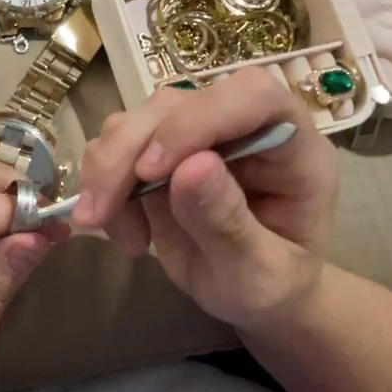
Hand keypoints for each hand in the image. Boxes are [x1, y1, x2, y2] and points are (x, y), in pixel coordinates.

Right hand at [72, 67, 338, 329]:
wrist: (250, 295)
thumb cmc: (272, 286)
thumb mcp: (259, 274)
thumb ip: (228, 223)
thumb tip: (191, 166)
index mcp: (292, 146)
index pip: (251, 97)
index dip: (197, 120)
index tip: (152, 171)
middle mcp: (241, 127)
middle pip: (174, 105)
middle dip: (126, 154)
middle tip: (101, 214)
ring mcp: (195, 135)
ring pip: (134, 120)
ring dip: (106, 170)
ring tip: (107, 228)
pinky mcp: (157, 151)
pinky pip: (114, 147)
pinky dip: (99, 185)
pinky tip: (118, 229)